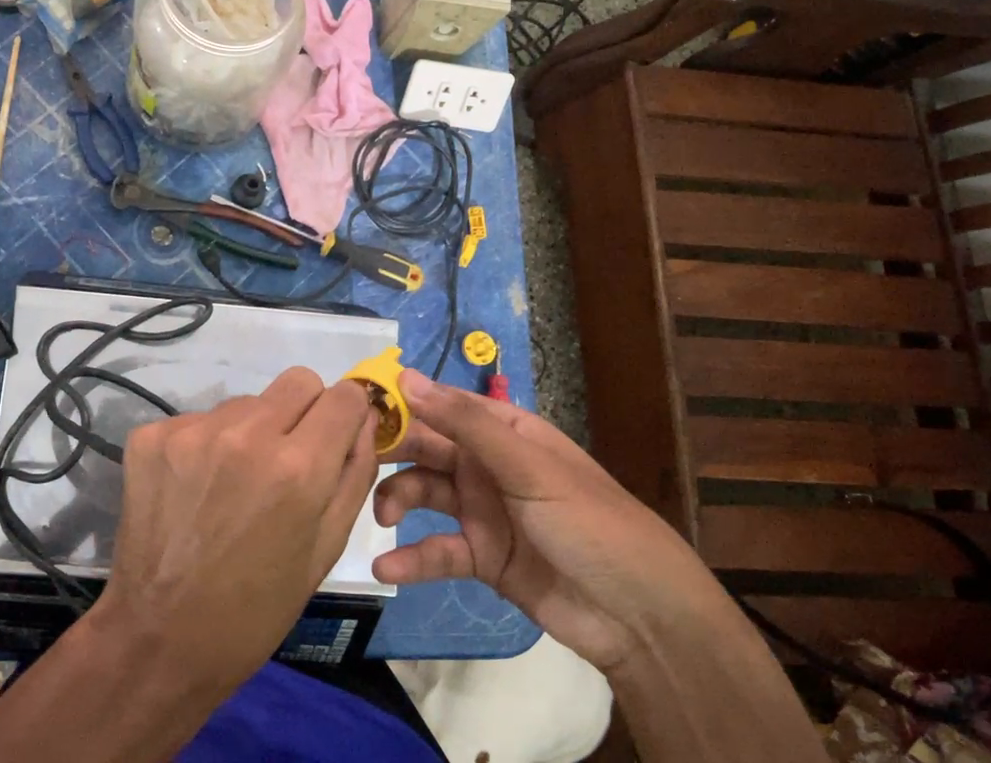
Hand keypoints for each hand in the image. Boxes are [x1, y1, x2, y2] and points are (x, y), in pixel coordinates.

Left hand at [91, 367, 378, 690]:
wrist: (162, 637)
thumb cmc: (258, 607)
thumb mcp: (327, 548)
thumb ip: (354, 472)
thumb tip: (364, 417)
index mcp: (298, 467)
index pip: (343, 395)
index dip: (346, 415)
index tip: (335, 437)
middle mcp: (245, 434)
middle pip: (297, 382)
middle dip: (304, 413)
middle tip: (287, 462)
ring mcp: (191, 431)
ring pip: (246, 402)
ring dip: (252, 431)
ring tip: (234, 486)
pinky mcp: (150, 436)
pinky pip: (200, 419)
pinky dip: (206, 445)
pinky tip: (196, 490)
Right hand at [372, 370, 732, 671]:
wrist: (638, 615)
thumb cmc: (588, 522)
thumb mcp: (527, 466)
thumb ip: (464, 423)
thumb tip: (404, 376)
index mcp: (507, 432)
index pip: (444, 405)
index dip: (401, 404)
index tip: (354, 408)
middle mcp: (489, 466)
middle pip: (427, 450)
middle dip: (391, 454)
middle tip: (352, 463)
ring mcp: (483, 513)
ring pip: (425, 496)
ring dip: (397, 503)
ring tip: (381, 518)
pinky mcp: (482, 559)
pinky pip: (437, 551)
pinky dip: (412, 559)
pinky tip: (388, 568)